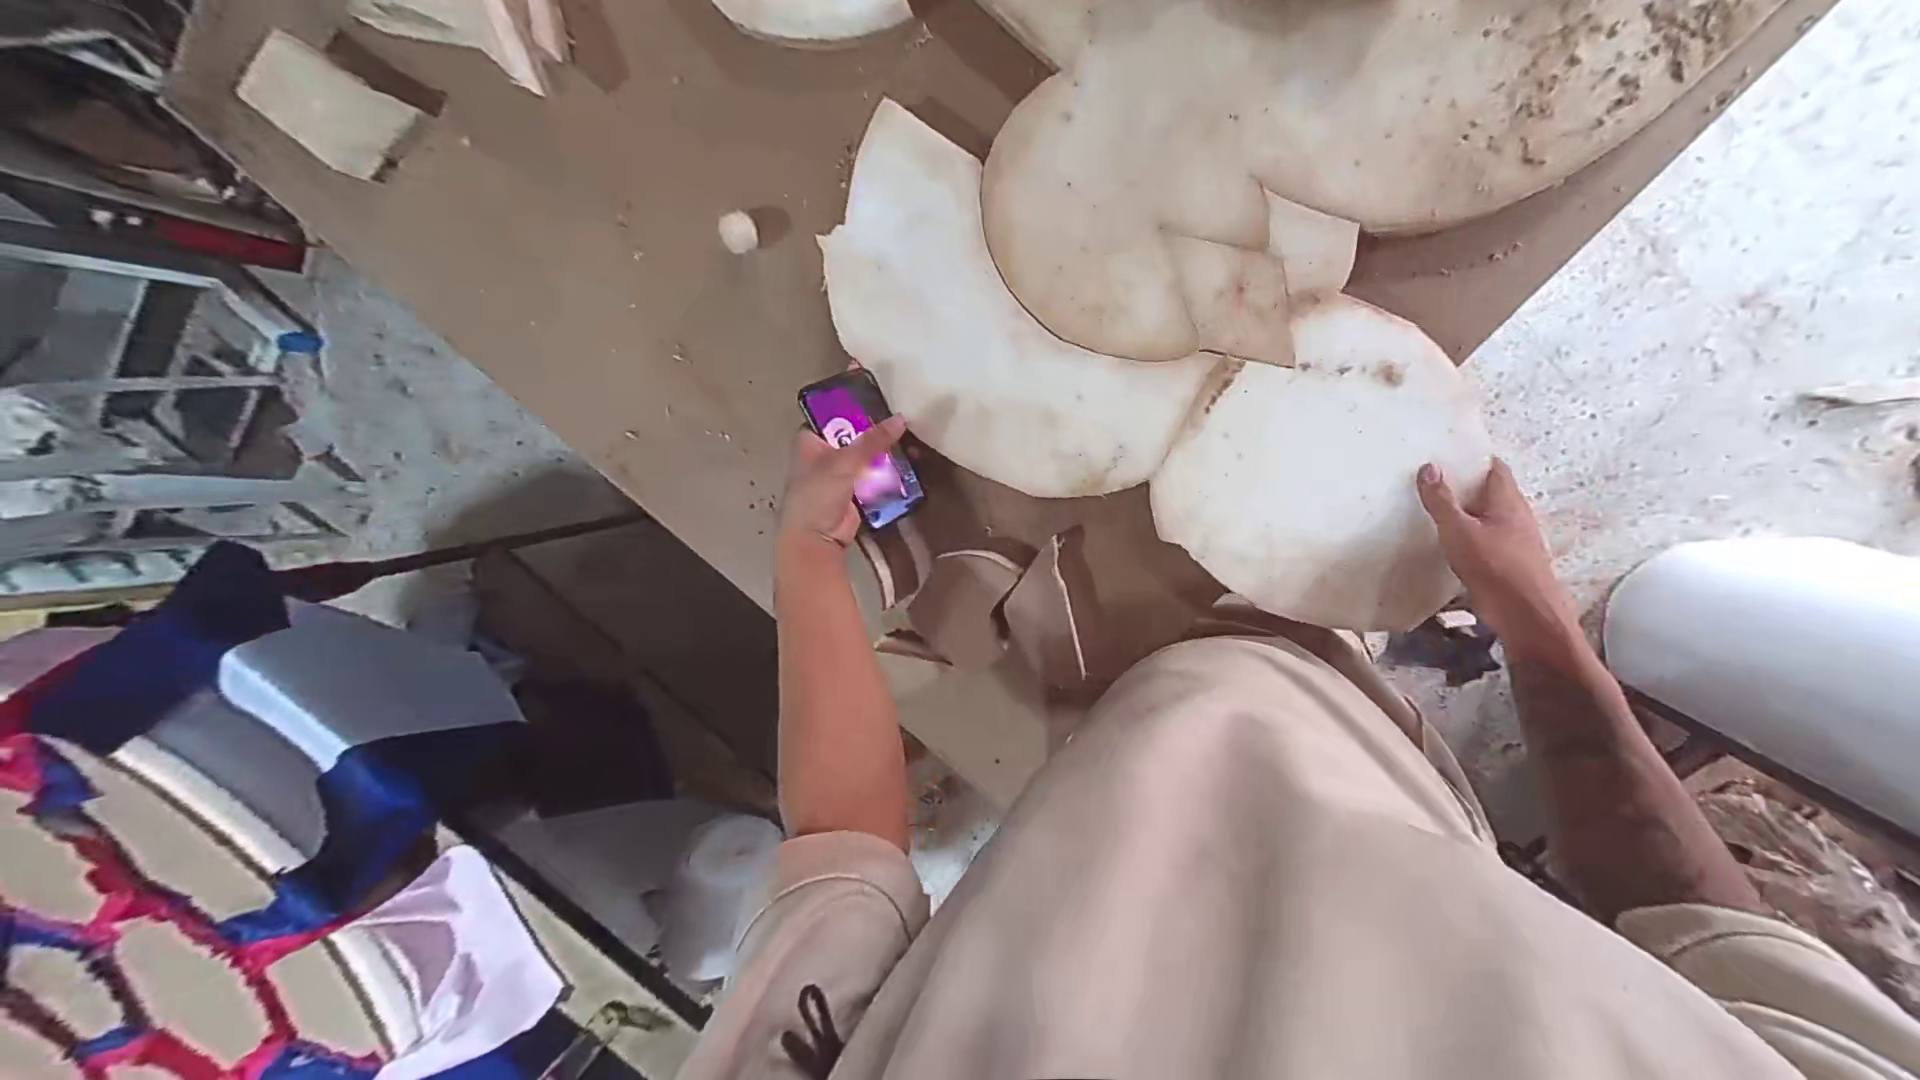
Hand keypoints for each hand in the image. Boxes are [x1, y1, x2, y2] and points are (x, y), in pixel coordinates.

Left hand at [779, 415, 908, 552]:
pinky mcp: (856, 492)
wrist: (817, 539)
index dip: (854, 407)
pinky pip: (875, 476)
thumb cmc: (817, 496)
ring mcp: (841, 474)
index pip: (832, 415)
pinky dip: (888, 472)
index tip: (880, 400)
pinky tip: (908, 463)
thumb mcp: (843, 462)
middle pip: (855, 436)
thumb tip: (900, 419)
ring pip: (868, 457)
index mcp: (809, 441)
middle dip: (877, 432)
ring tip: (911, 441)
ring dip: (886, 452)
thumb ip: (872, 441)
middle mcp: (824, 454)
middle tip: (903, 421)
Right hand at [1417, 458, 1583, 665]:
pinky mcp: (1502, 560)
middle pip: (1489, 491)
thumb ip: (1442, 501)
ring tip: (1431, 504)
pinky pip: (1480, 536)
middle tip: (1430, 477)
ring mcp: (1511, 539)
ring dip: (1462, 509)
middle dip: (1464, 483)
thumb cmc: (1494, 566)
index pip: (1494, 469)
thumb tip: (1428, 467)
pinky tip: (1444, 537)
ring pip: (1484, 515)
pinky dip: (1463, 530)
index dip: (1473, 459)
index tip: (1446, 453)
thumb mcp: (1459, 530)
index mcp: (1508, 503)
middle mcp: (1514, 517)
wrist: (1524, 613)